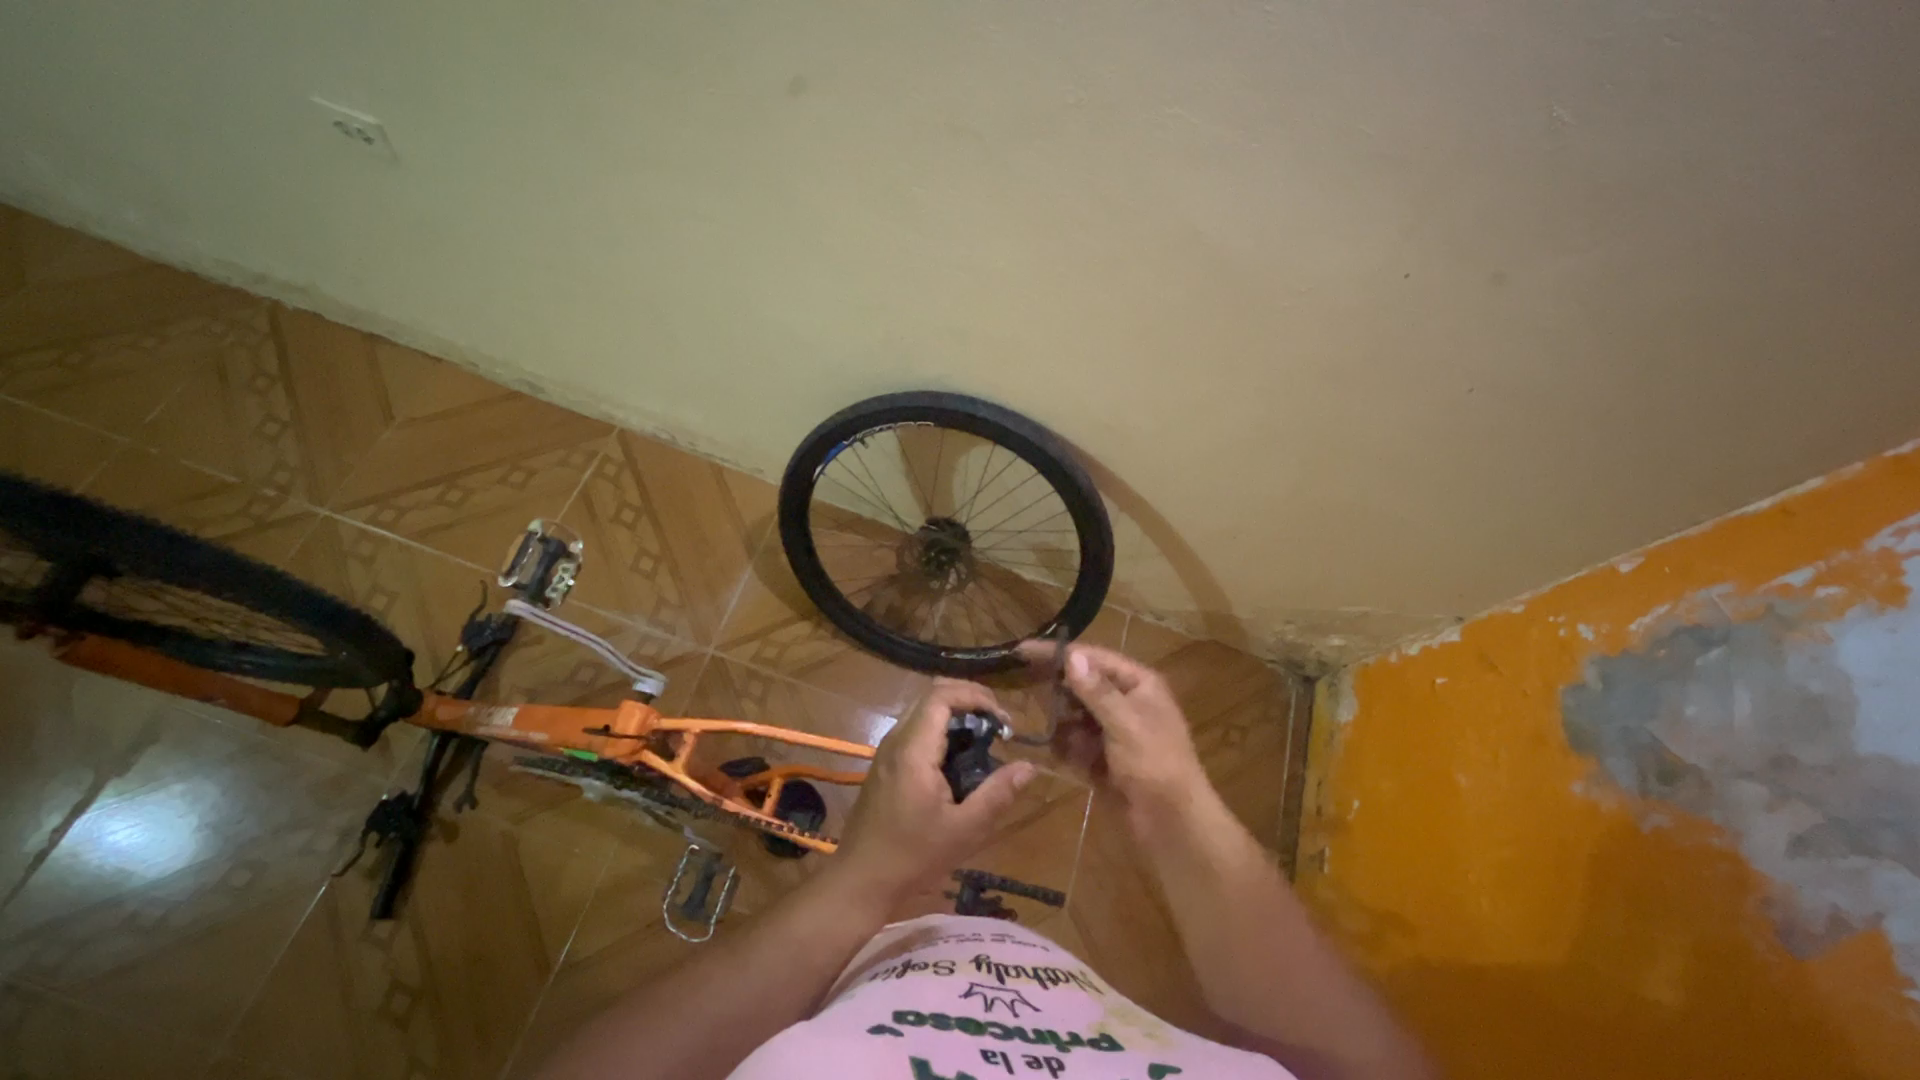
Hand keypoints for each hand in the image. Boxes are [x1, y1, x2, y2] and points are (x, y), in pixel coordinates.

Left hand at [834, 679, 1037, 903]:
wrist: (860, 881)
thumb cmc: (913, 857)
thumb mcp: (965, 830)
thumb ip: (998, 794)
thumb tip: (1029, 767)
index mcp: (913, 749)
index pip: (941, 695)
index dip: (976, 695)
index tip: (1003, 720)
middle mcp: (896, 741)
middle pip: (932, 697)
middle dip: (969, 702)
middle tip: (999, 727)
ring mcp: (886, 753)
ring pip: (923, 714)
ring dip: (956, 718)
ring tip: (985, 743)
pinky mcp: (885, 766)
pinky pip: (915, 732)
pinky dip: (941, 733)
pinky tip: (959, 763)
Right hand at [1021, 642, 1209, 821]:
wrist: (1172, 824)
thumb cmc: (1155, 765)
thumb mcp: (1126, 723)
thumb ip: (1096, 691)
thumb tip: (1071, 655)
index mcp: (1138, 685)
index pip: (1094, 658)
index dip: (1059, 654)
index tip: (1021, 651)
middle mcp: (1126, 702)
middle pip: (1081, 687)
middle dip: (1059, 696)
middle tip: (1030, 699)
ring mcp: (1113, 732)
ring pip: (1074, 716)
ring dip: (1062, 726)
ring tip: (1057, 736)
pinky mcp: (1103, 759)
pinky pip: (1075, 744)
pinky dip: (1067, 749)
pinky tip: (1066, 758)